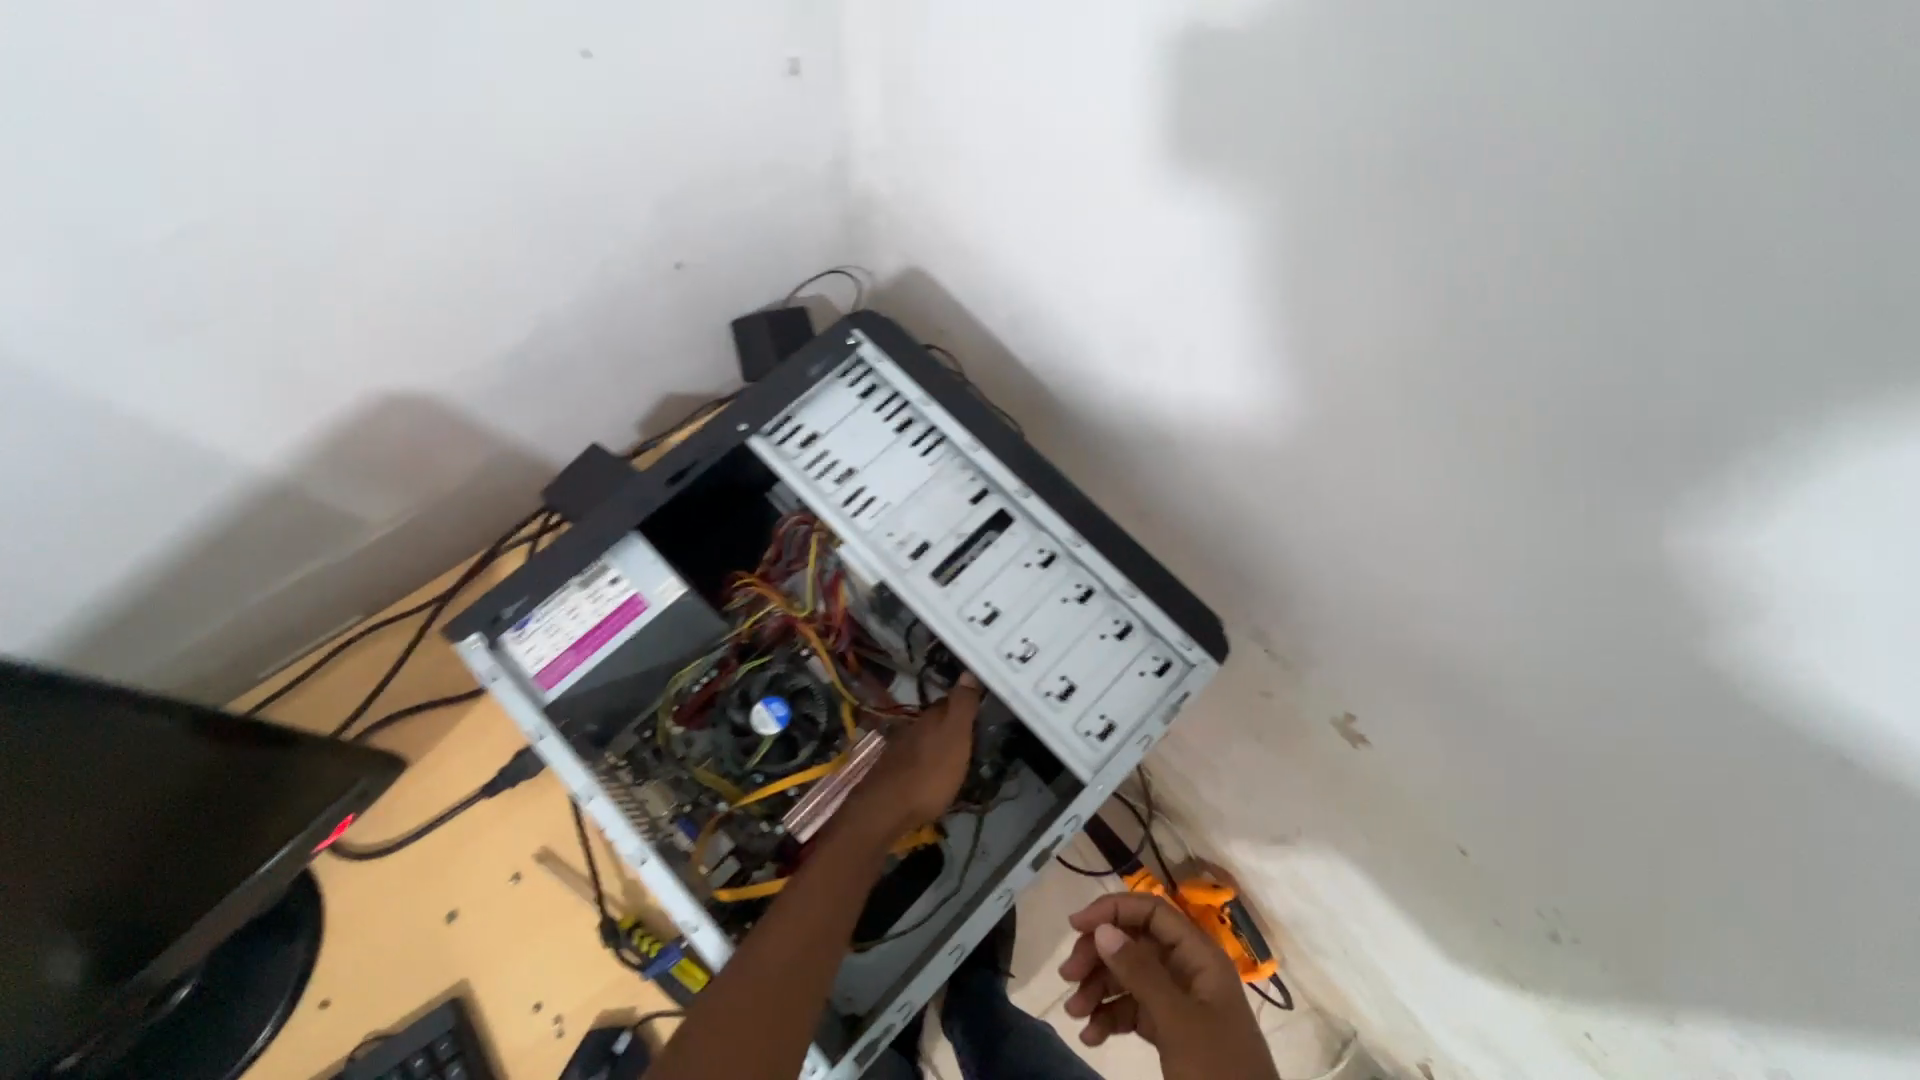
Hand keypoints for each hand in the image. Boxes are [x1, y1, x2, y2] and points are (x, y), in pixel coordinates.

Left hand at [843, 674, 981, 834]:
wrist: (885, 810)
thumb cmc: (929, 773)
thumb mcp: (955, 737)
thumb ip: (962, 705)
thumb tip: (968, 671)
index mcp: (931, 717)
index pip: (951, 700)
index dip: (965, 702)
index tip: (980, 708)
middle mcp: (913, 728)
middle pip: (936, 720)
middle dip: (952, 723)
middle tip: (973, 734)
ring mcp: (899, 750)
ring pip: (924, 739)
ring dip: (938, 743)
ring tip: (956, 756)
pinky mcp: (891, 772)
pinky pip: (915, 759)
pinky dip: (926, 762)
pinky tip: (933, 774)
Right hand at [1059, 893, 1278, 1079]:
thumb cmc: (1218, 1070)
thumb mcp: (1177, 1022)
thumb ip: (1140, 972)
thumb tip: (1103, 929)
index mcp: (1199, 956)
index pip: (1152, 912)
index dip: (1113, 910)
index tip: (1076, 926)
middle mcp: (1189, 971)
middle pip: (1135, 943)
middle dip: (1099, 955)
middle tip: (1068, 977)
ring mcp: (1180, 1002)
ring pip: (1130, 977)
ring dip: (1099, 989)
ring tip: (1074, 1014)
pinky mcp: (1171, 1031)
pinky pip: (1133, 1010)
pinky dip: (1110, 1018)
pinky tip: (1091, 1035)